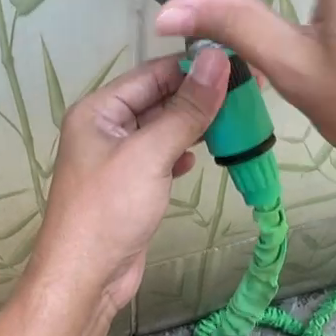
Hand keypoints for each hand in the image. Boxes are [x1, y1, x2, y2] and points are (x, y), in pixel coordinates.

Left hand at [27, 48, 228, 312]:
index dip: (194, 67)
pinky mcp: (130, 187)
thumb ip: (186, 108)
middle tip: (251, 93)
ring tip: (237, 121)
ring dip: (194, 126)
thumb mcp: (150, 154)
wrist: (85, 277)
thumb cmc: (110, 210)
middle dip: (199, 97)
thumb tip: (217, 58)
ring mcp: (117, 160)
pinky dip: (182, 154)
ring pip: (162, 130)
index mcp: (98, 110)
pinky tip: (201, 157)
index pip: (152, 74)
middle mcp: (104, 129)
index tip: (242, 63)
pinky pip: (161, 158)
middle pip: (158, 99)